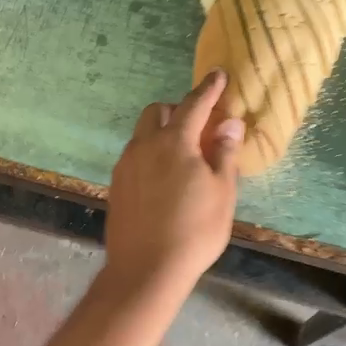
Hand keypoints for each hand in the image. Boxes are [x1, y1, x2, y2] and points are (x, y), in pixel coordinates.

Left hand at [104, 71, 244, 283]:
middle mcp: (144, 146)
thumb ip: (224, 153)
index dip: (209, 89)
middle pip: (157, 112)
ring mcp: (125, 166)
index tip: (218, 75)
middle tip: (197, 125)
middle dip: (177, 110)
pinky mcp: (116, 187)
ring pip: (141, 134)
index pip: (194, 104)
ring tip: (180, 156)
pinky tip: (162, 180)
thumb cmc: (194, 230)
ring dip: (161, 133)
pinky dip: (149, 155)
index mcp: (175, 142)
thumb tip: (229, 123)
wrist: (145, 270)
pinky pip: (134, 157)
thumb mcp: (222, 192)